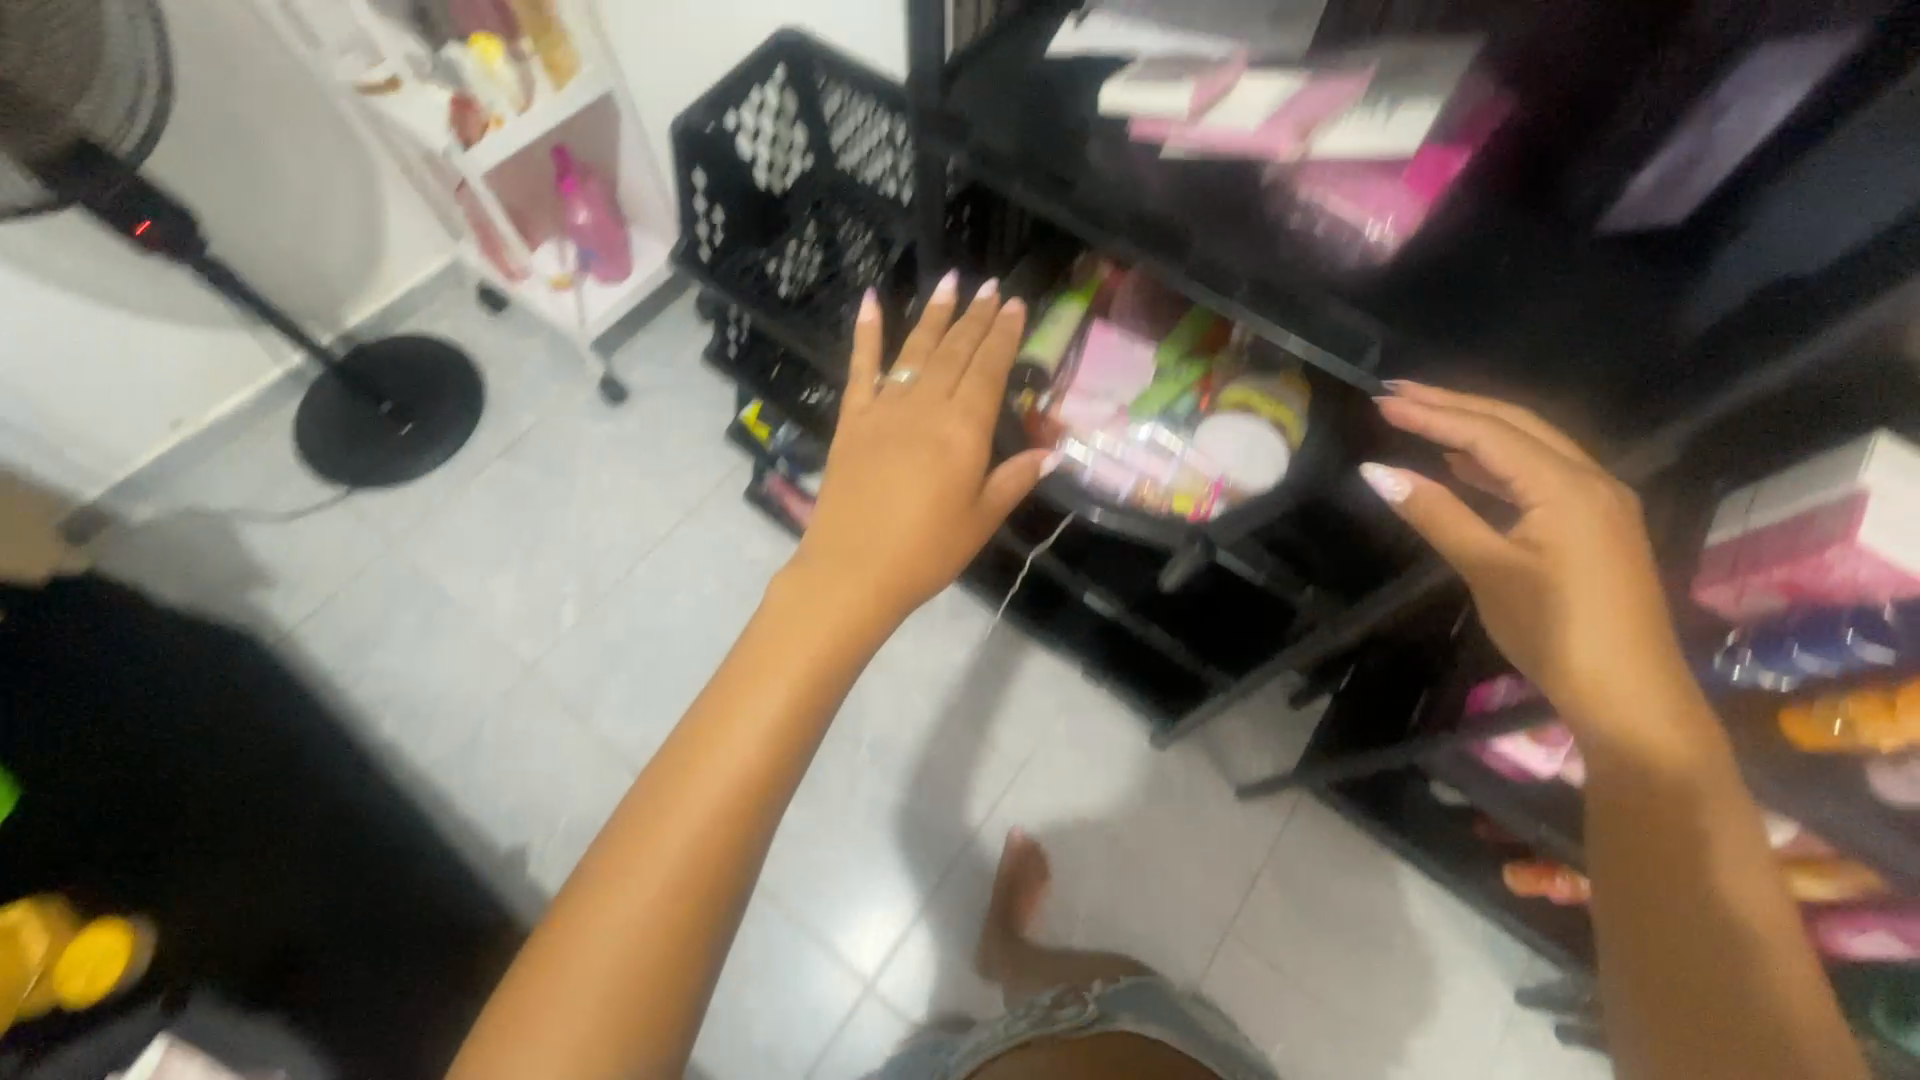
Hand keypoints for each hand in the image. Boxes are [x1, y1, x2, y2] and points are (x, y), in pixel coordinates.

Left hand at [784, 272, 1051, 625]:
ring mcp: (884, 409)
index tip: (1013, 304)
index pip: (989, 369)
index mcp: (964, 430)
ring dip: (934, 315)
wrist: (853, 569)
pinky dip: (867, 334)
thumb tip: (1054, 451)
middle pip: (955, 352)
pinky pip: (861, 368)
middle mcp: (926, 407)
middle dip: (975, 316)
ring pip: (915, 350)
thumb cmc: (926, 552)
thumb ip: (1014, 480)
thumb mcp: (981, 521)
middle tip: (988, 286)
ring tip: (949, 281)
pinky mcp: (852, 421)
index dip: (1003, 335)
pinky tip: (872, 301)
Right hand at [1360, 382, 1697, 736]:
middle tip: (1397, 394)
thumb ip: (1435, 513)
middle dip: (1455, 406)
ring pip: (1532, 446)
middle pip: (1517, 425)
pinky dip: (1497, 463)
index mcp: (1567, 487)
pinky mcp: (1596, 524)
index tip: (1381, 402)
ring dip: (1476, 430)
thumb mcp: (1486, 569)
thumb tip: (1375, 472)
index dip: (1432, 415)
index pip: (1489, 434)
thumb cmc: (1555, 631)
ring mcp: (1599, 502)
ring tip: (1422, 419)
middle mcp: (1592, 479)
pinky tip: (1466, 465)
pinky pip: (1541, 474)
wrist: (1631, 693)